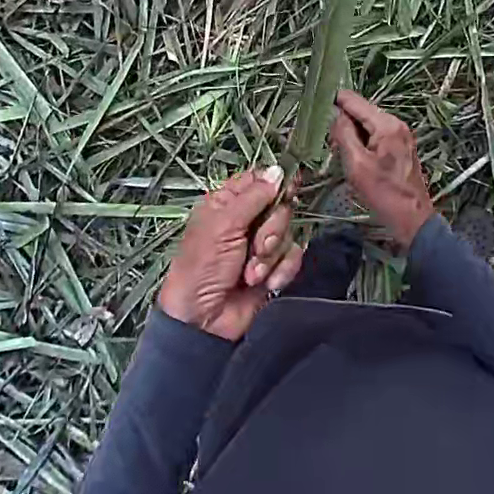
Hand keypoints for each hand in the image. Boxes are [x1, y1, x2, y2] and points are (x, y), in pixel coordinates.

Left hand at [159, 165, 302, 340]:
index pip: (258, 181)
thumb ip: (253, 197)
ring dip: (271, 255)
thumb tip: (277, 172)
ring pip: (287, 233)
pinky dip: (280, 271)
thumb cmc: (200, 270)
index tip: (287, 188)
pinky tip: (263, 282)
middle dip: (271, 229)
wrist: (204, 321)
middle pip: (279, 207)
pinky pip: (293, 257)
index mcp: (226, 204)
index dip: (274, 183)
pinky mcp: (273, 268)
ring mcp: (259, 246)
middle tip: (255, 245)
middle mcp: (244, 222)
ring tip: (251, 271)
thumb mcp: (223, 226)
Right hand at [329, 89, 435, 253]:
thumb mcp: (356, 163)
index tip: (313, 105)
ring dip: (350, 134)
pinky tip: (353, 157)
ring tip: (337, 151)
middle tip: (327, 140)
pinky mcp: (399, 146)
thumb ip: (344, 134)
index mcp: (387, 124)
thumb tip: (334, 113)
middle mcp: (396, 123)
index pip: (354, 100)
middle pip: (360, 111)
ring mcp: (400, 134)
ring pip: (366, 124)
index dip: (333, 101)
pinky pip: (374, 135)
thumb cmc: (383, 193)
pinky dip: (361, 142)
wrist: (412, 219)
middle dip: (342, 121)